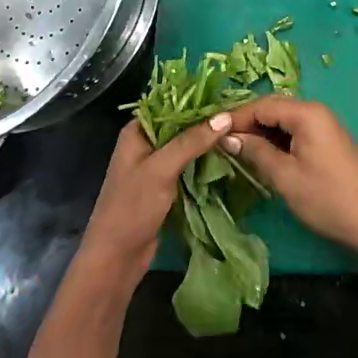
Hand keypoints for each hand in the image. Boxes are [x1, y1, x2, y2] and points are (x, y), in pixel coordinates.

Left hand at [78, 116, 230, 285]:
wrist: (116, 258)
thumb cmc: (132, 208)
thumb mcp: (162, 169)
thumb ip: (191, 141)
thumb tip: (225, 116)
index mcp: (137, 132)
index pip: (172, 105)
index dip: (199, 101)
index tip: (230, 99)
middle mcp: (145, 144)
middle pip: (181, 126)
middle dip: (208, 124)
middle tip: (241, 118)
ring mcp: (155, 167)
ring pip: (187, 147)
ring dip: (208, 145)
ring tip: (240, 135)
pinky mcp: (165, 186)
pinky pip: (188, 167)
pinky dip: (205, 164)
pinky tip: (228, 160)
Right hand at [221, 96, 357, 259]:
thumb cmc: (326, 198)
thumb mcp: (284, 176)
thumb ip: (255, 152)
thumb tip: (227, 137)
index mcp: (306, 113)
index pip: (262, 104)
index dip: (235, 118)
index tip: (211, 134)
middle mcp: (316, 111)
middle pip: (273, 108)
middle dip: (247, 123)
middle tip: (221, 143)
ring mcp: (324, 124)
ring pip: (283, 120)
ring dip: (261, 133)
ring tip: (237, 151)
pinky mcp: (327, 139)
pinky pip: (295, 130)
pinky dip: (277, 140)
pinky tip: (262, 156)